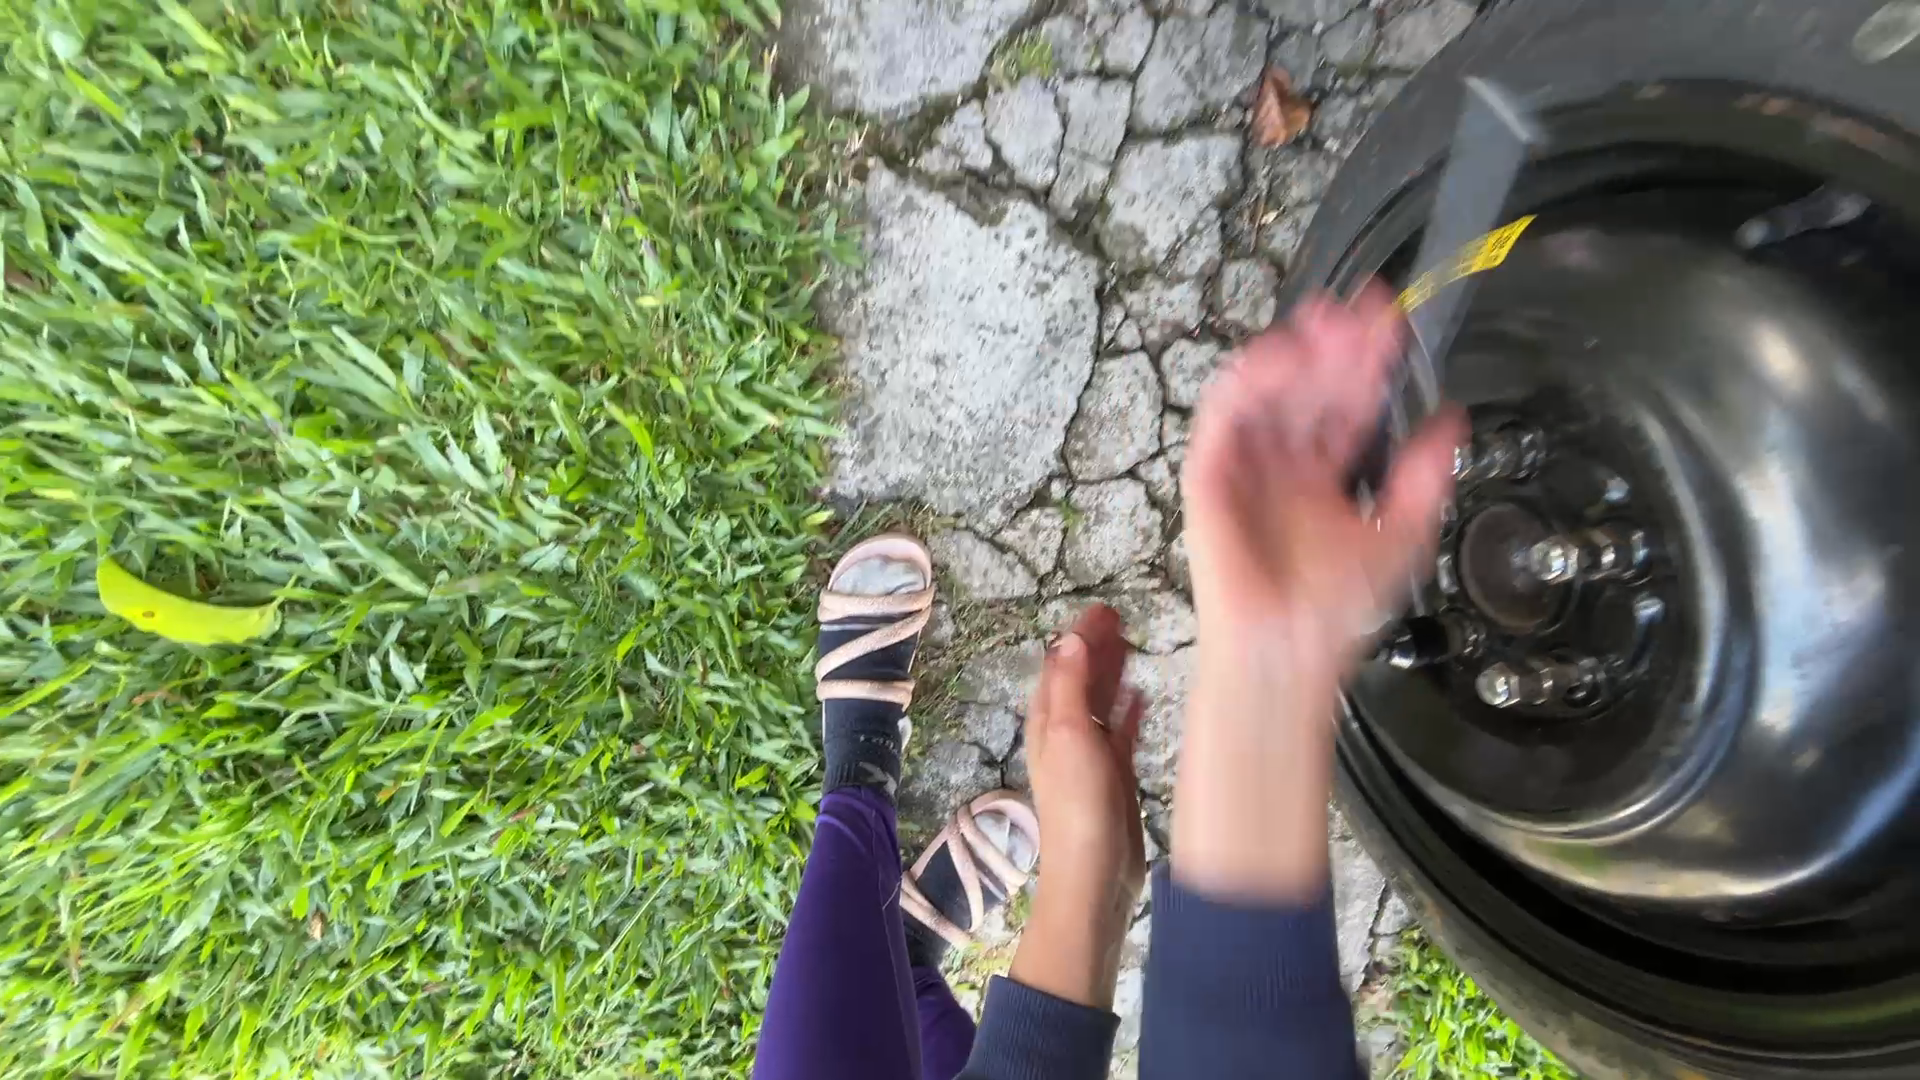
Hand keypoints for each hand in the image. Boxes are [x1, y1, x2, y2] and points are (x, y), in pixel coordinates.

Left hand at [1009, 604, 1146, 1009]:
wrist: (1095, 873)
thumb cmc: (1078, 802)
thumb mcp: (1069, 735)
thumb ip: (1071, 688)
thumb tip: (1070, 640)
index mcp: (1047, 720)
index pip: (1061, 664)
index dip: (1079, 635)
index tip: (1103, 609)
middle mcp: (1065, 732)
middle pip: (1080, 678)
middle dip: (1095, 647)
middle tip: (1119, 618)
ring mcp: (1089, 753)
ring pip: (1100, 700)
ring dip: (1112, 671)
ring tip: (1130, 643)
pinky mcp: (1113, 774)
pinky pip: (1119, 730)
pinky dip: (1127, 709)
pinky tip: (1140, 695)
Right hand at [1172, 285, 1463, 900]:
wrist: (1288, 648)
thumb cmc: (1333, 610)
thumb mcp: (1401, 535)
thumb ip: (1425, 478)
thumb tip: (1450, 422)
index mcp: (1323, 481)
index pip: (1345, 409)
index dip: (1366, 365)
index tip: (1391, 323)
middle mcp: (1283, 469)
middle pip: (1306, 392)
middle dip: (1331, 348)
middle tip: (1361, 309)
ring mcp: (1246, 470)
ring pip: (1263, 397)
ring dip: (1290, 356)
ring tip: (1325, 322)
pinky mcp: (1211, 479)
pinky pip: (1222, 422)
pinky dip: (1244, 387)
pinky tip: (1279, 358)